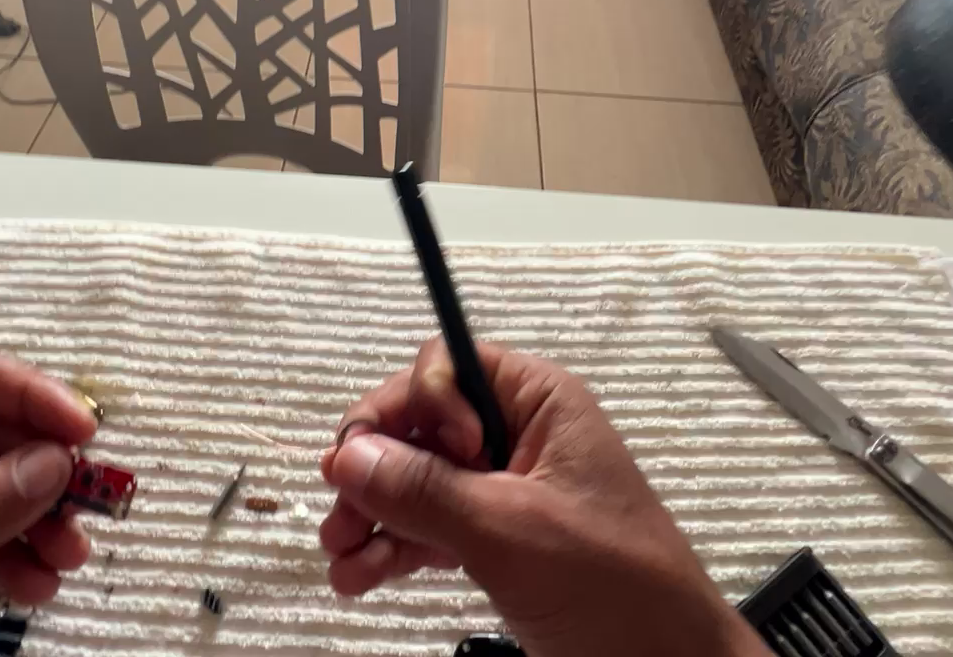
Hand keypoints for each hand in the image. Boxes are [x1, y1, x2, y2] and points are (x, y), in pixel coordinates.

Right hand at [319, 339, 770, 656]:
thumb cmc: (613, 585)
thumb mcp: (509, 531)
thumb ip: (425, 492)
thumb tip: (348, 456)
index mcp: (536, 400)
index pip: (449, 366)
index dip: (417, 403)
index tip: (407, 453)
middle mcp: (516, 430)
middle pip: (423, 423)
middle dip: (377, 464)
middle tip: (340, 504)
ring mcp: (504, 484)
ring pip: (420, 476)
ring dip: (376, 511)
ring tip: (340, 552)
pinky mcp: (497, 532)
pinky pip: (433, 521)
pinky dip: (396, 544)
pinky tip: (362, 574)